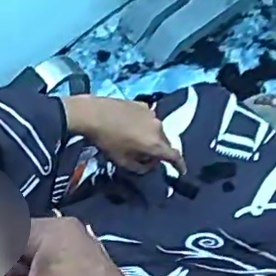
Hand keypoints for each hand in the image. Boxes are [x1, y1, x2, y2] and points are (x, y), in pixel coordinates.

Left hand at [64, 96, 186, 174]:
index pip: (174, 156)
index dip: (179, 165)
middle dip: (159, 153)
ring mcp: (152, 113)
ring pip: (157, 131)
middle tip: (145, 159)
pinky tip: (130, 128)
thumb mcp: (122, 162)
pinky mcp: (143, 104)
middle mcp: (158, 127)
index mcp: (155, 143)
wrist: (94, 114)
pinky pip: (149, 120)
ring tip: (135, 142)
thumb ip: (140, 167)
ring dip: (151, 139)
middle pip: (165, 143)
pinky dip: (144, 127)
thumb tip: (150, 166)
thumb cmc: (107, 142)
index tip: (181, 171)